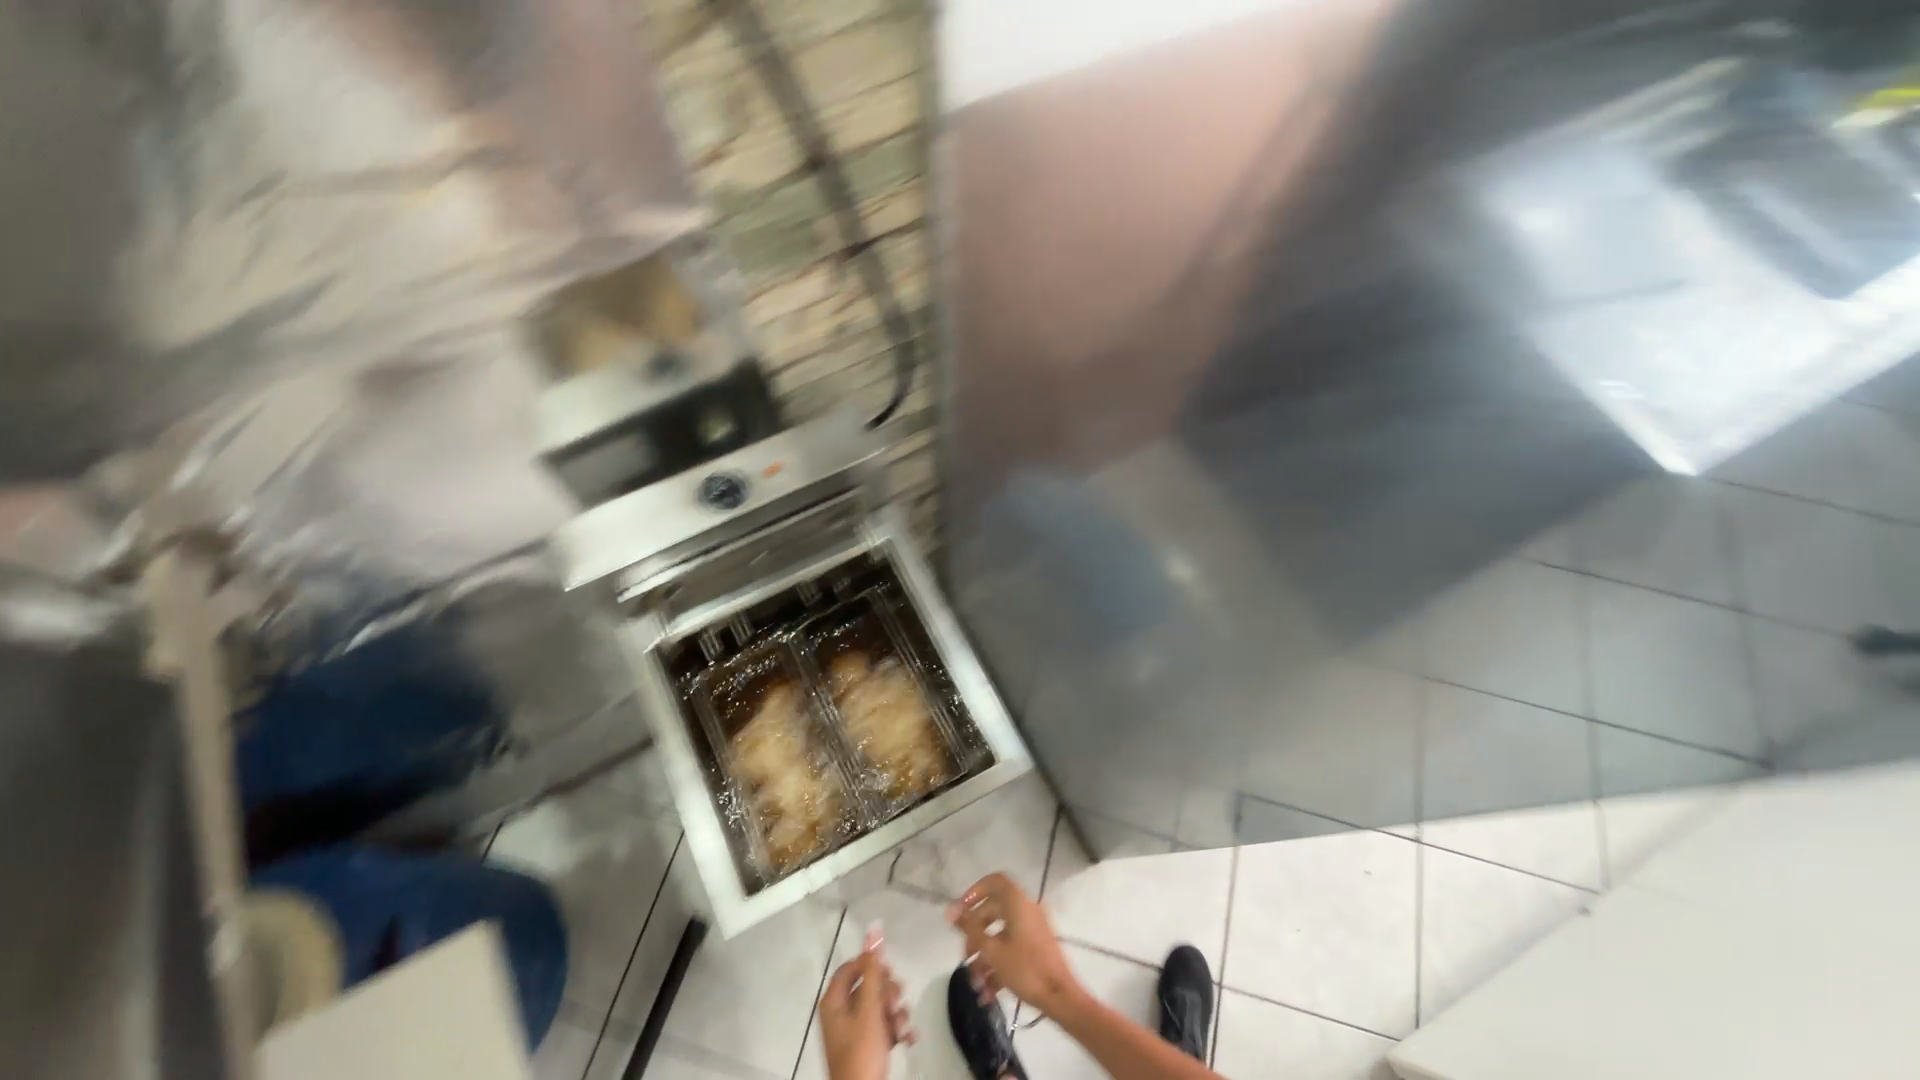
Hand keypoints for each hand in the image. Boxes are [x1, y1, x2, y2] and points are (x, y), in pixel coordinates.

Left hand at [818, 933, 912, 1079]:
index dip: (871, 965)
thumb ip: (874, 969)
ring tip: (901, 1026)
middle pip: (868, 986)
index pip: (851, 967)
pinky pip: (883, 1027)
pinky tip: (907, 1038)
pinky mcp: (866, 1046)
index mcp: (834, 1001)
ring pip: (879, 1007)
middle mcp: (840, 1012)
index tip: (888, 971)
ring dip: (895, 1013)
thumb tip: (873, 929)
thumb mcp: (869, 1009)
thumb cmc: (861, 1051)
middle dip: (888, 992)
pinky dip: (895, 1030)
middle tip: (896, 1002)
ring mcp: (853, 1031)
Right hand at [948, 873, 1084, 1015]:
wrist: (1061, 998)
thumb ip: (969, 928)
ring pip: (1001, 935)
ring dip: (985, 957)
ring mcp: (1033, 930)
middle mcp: (1026, 910)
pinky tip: (988, 993)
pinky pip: (1012, 949)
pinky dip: (999, 966)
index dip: (974, 892)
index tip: (961, 912)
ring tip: (976, 983)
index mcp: (1018, 903)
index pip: (994, 882)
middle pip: (993, 912)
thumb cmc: (1025, 969)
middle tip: (964, 957)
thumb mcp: (991, 949)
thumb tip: (950, 909)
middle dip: (975, 935)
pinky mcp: (1036, 948)